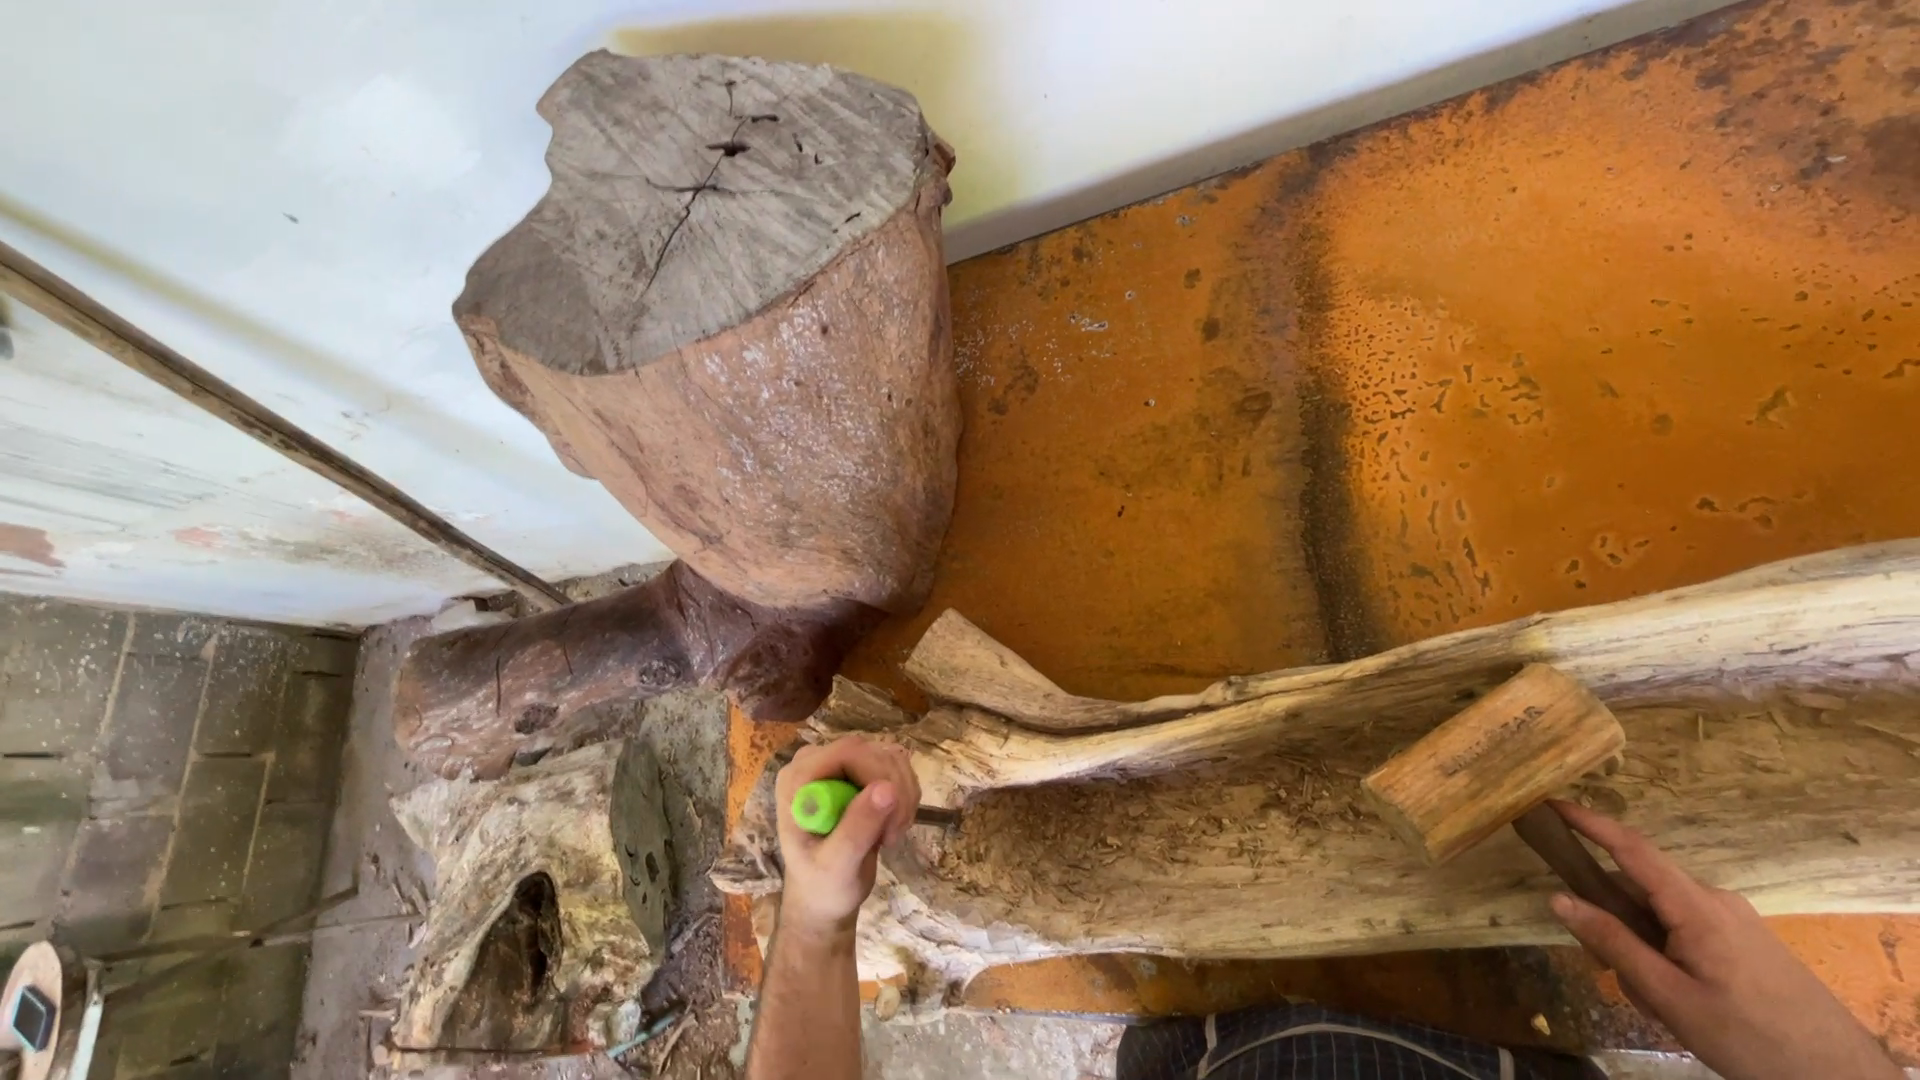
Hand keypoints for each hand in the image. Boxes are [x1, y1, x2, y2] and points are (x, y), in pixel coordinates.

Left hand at [773, 736, 920, 936]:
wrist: (826, 896)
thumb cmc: (822, 885)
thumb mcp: (836, 865)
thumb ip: (857, 827)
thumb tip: (887, 788)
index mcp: (798, 778)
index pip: (849, 751)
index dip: (877, 775)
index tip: (890, 817)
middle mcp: (817, 763)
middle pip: (874, 752)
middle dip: (895, 790)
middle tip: (894, 833)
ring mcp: (840, 766)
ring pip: (891, 757)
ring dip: (904, 795)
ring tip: (892, 834)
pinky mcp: (861, 773)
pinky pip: (897, 767)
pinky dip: (906, 795)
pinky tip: (894, 824)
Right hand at [1546, 800, 1900, 1079]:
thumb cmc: (1753, 1037)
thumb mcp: (1671, 997)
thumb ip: (1613, 943)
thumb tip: (1558, 898)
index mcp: (1696, 907)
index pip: (1632, 849)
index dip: (1589, 822)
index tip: (1550, 803)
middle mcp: (1715, 901)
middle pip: (1639, 889)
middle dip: (1610, 919)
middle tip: (1600, 965)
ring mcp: (1735, 920)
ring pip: (1660, 914)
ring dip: (1640, 945)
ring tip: (1651, 999)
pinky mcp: (1747, 941)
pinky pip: (1685, 929)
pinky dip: (1664, 952)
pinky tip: (1675, 997)